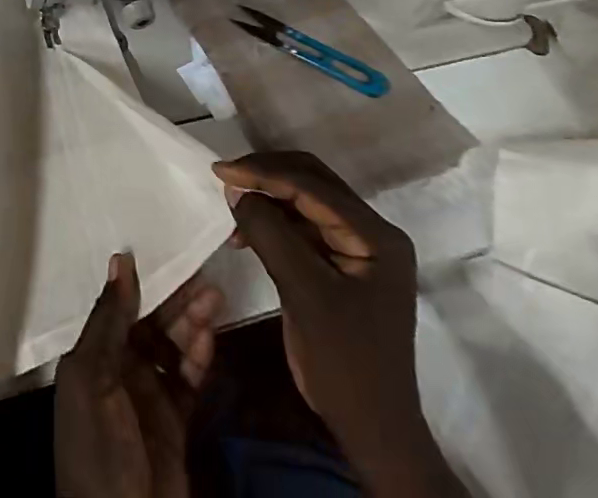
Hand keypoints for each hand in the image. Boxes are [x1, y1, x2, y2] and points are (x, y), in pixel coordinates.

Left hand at [55, 253, 223, 497]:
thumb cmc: (96, 446)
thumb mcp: (91, 378)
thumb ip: (108, 320)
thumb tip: (119, 260)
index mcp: (94, 357)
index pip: (121, 308)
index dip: (144, 282)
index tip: (169, 251)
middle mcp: (120, 369)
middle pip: (152, 323)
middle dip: (176, 300)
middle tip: (205, 275)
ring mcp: (149, 393)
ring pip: (174, 345)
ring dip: (192, 323)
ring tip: (215, 299)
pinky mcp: (175, 417)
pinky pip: (189, 377)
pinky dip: (199, 358)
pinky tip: (209, 340)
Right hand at [214, 152, 460, 496]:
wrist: (372, 427)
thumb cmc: (344, 362)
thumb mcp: (304, 294)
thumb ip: (271, 235)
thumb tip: (236, 190)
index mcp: (376, 235)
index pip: (315, 187)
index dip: (266, 173)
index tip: (221, 170)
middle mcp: (372, 231)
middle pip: (315, 184)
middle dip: (268, 176)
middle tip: (225, 176)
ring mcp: (358, 247)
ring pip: (307, 204)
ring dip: (269, 199)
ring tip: (232, 206)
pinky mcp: (342, 264)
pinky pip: (305, 229)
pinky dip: (275, 224)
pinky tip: (248, 232)